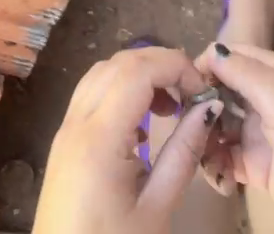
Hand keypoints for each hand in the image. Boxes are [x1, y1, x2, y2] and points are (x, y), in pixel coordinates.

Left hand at [35, 45, 215, 233]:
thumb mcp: (156, 209)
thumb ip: (183, 153)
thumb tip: (209, 106)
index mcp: (99, 139)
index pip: (138, 70)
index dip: (175, 66)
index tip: (203, 91)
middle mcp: (76, 124)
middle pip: (120, 63)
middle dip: (161, 64)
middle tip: (192, 92)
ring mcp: (65, 131)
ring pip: (102, 72)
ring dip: (140, 74)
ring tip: (170, 106)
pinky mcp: (63, 143)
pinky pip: (92, 93)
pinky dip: (121, 89)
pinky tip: (142, 125)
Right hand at [200, 43, 273, 233]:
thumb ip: (246, 74)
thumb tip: (211, 48)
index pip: (235, 56)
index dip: (208, 63)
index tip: (182, 82)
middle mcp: (268, 98)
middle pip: (224, 91)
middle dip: (202, 103)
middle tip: (182, 122)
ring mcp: (263, 133)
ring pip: (221, 126)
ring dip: (206, 136)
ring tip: (197, 152)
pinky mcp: (259, 167)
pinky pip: (227, 158)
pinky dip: (216, 164)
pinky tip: (215, 174)